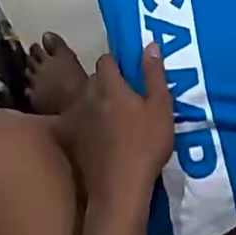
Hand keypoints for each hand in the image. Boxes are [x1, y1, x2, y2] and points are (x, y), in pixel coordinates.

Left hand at [59, 44, 173, 203]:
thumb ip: (154, 74)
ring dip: (98, 103)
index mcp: (109, 86)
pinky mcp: (75, 144)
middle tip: (128, 93)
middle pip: (94, 80)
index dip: (117, 62)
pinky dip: (91, 125)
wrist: (118, 190)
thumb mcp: (160, 106)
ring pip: (86, 102)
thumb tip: (150, 45)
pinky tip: (105, 138)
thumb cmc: (145, 144)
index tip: (131, 71)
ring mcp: (78, 123)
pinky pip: (82, 125)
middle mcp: (89, 99)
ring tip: (117, 116)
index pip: (106, 60)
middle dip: (107, 82)